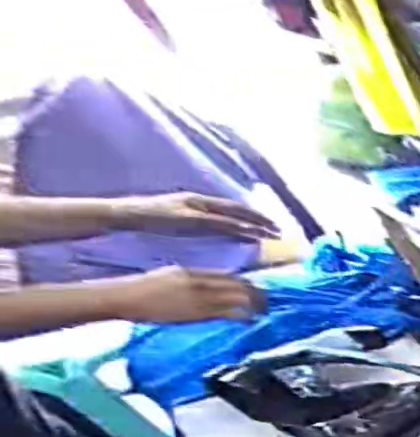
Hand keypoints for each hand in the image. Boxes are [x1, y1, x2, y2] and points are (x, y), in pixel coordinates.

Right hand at [101, 266, 264, 322]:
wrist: (117, 298)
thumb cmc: (139, 289)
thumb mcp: (167, 277)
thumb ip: (192, 280)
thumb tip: (213, 286)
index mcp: (189, 271)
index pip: (229, 275)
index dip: (248, 283)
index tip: (258, 290)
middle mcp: (198, 282)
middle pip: (240, 285)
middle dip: (258, 294)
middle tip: (267, 302)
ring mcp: (200, 297)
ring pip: (242, 298)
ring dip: (257, 305)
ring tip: (262, 311)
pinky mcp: (200, 312)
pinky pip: (232, 313)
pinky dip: (246, 316)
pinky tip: (251, 320)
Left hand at [112, 192, 278, 239]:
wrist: (123, 216)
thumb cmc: (156, 218)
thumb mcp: (193, 222)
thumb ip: (223, 225)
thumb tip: (253, 231)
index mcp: (203, 202)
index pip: (240, 209)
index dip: (261, 219)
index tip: (279, 231)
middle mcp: (200, 203)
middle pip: (236, 211)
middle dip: (258, 221)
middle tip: (277, 233)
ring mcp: (192, 209)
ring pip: (228, 216)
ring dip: (248, 224)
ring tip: (263, 234)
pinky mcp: (186, 217)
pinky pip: (218, 221)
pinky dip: (234, 228)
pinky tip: (238, 234)